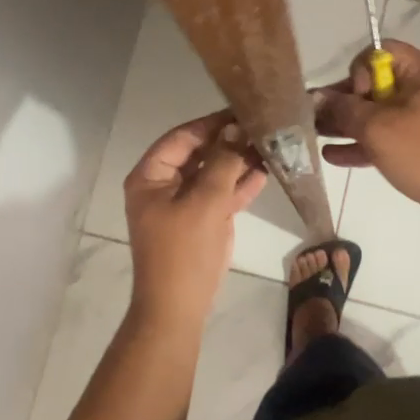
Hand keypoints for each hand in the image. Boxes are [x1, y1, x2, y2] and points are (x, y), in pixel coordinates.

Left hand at [123, 112, 268, 325]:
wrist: (179, 308)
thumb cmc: (183, 251)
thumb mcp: (205, 202)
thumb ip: (222, 162)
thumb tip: (236, 129)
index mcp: (150, 177)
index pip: (182, 137)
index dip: (212, 124)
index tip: (243, 112)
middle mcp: (163, 186)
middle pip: (199, 154)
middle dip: (229, 143)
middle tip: (262, 127)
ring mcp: (183, 205)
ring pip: (213, 174)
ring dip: (238, 162)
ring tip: (269, 145)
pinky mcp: (201, 222)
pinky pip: (221, 196)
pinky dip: (239, 186)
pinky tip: (265, 172)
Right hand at [313, 40, 419, 225]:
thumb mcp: (378, 128)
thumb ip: (344, 110)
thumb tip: (318, 98)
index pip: (380, 52)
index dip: (360, 69)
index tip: (356, 96)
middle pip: (372, 85)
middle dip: (342, 100)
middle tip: (313, 114)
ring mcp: (419, 120)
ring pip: (375, 114)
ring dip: (345, 123)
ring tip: (313, 133)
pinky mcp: (417, 147)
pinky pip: (383, 138)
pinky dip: (360, 144)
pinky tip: (332, 155)